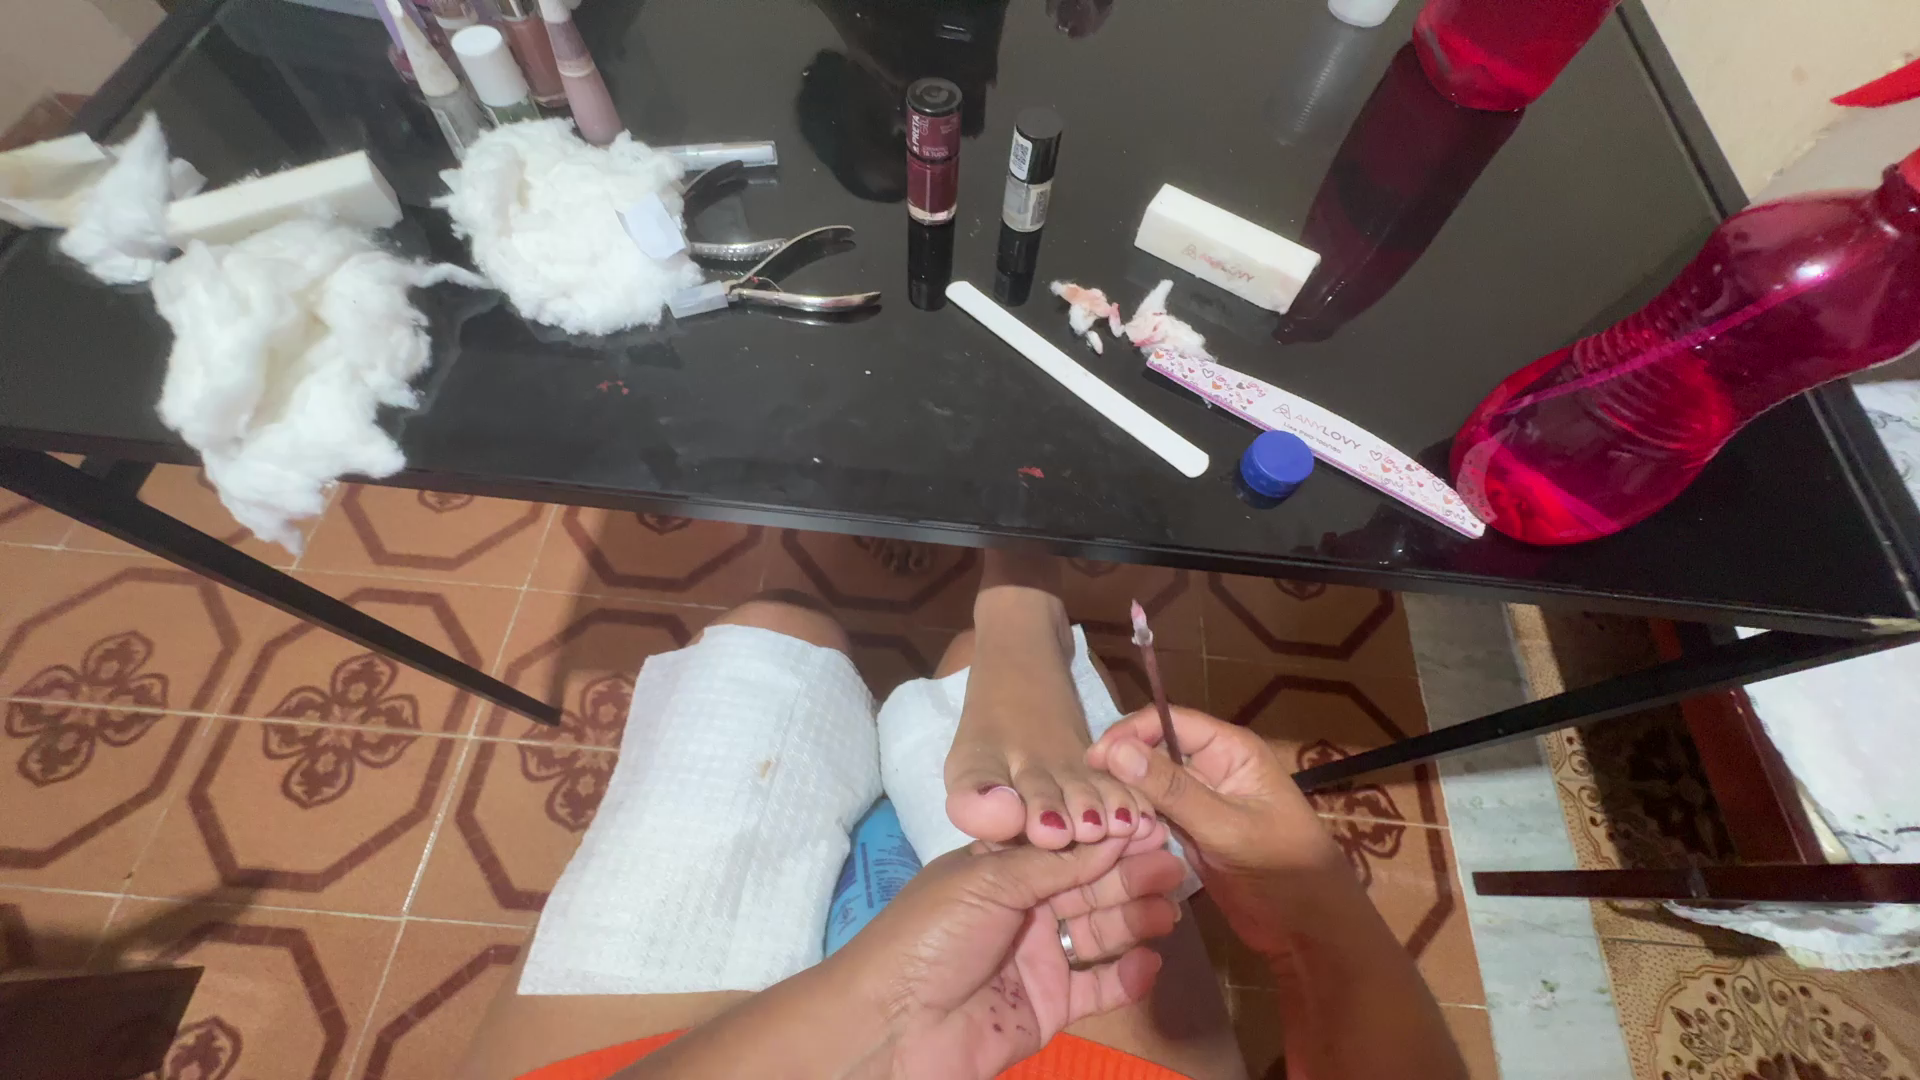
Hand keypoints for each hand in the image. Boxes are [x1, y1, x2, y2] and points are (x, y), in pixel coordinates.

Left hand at [835, 826, 1184, 1079]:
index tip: (1149, 823)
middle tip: (1173, 864)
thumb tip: (1110, 830)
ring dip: (1133, 918)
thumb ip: (1053, 863)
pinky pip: (1096, 988)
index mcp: (1001, 867)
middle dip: (1128, 873)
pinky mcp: (1047, 1006)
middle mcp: (1023, 907)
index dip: (1104, 835)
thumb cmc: (933, 934)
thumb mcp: (988, 881)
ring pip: (1097, 932)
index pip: (1064, 845)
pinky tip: (1151, 960)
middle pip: (1086, 886)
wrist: (893, 1026)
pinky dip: (1125, 976)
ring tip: (1169, 908)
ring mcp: (1036, 957)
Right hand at [1086, 706, 1352, 960]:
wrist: (1311, 937)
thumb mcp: (1228, 828)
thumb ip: (1172, 789)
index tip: (1093, 760)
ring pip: (1149, 782)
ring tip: (1093, 813)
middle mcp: (1212, 765)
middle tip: (1088, 792)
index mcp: (1230, 749)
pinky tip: (1110, 832)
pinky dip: (1133, 820)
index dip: (1129, 734)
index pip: (1168, 721)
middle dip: (1121, 765)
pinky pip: (1153, 812)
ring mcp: (1200, 799)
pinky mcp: (1190, 829)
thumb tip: (1114, 750)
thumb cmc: (1285, 873)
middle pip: (1153, 748)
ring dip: (1124, 795)